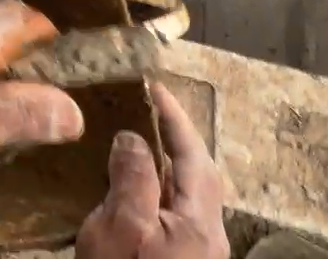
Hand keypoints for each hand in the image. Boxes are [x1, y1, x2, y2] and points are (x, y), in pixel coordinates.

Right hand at [76, 85, 227, 258]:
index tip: (153, 86)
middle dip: (175, 139)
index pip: (195, 159)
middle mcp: (205, 239)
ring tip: (132, 135)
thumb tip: (134, 137)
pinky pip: (167, 210)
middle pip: (196, 178)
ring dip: (163, 161)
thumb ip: (133, 179)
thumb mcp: (122, 226)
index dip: (176, 121)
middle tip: (143, 106)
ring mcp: (191, 254)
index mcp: (199, 226)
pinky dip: (151, 183)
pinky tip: (126, 182)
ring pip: (182, 195)